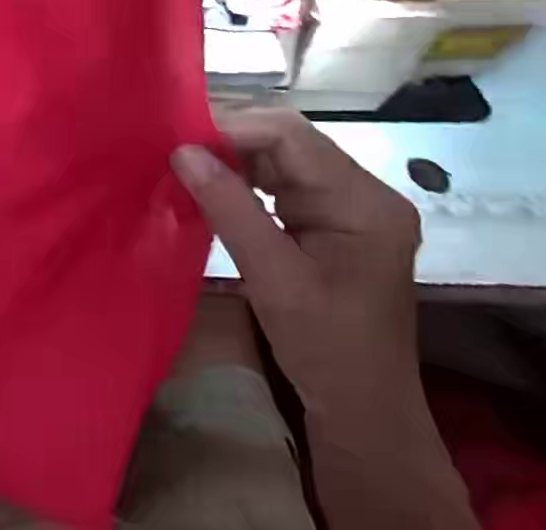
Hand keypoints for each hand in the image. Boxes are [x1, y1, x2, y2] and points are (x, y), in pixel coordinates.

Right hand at [172, 109, 423, 411]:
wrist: (365, 415)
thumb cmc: (326, 352)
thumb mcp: (273, 279)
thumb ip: (229, 208)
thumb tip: (183, 151)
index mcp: (364, 201)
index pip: (293, 137)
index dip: (235, 129)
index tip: (183, 140)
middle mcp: (364, 191)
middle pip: (291, 142)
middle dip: (233, 142)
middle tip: (180, 152)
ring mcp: (352, 205)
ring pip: (286, 160)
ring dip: (238, 161)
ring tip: (191, 167)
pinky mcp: (336, 220)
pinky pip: (288, 184)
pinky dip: (250, 184)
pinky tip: (218, 189)